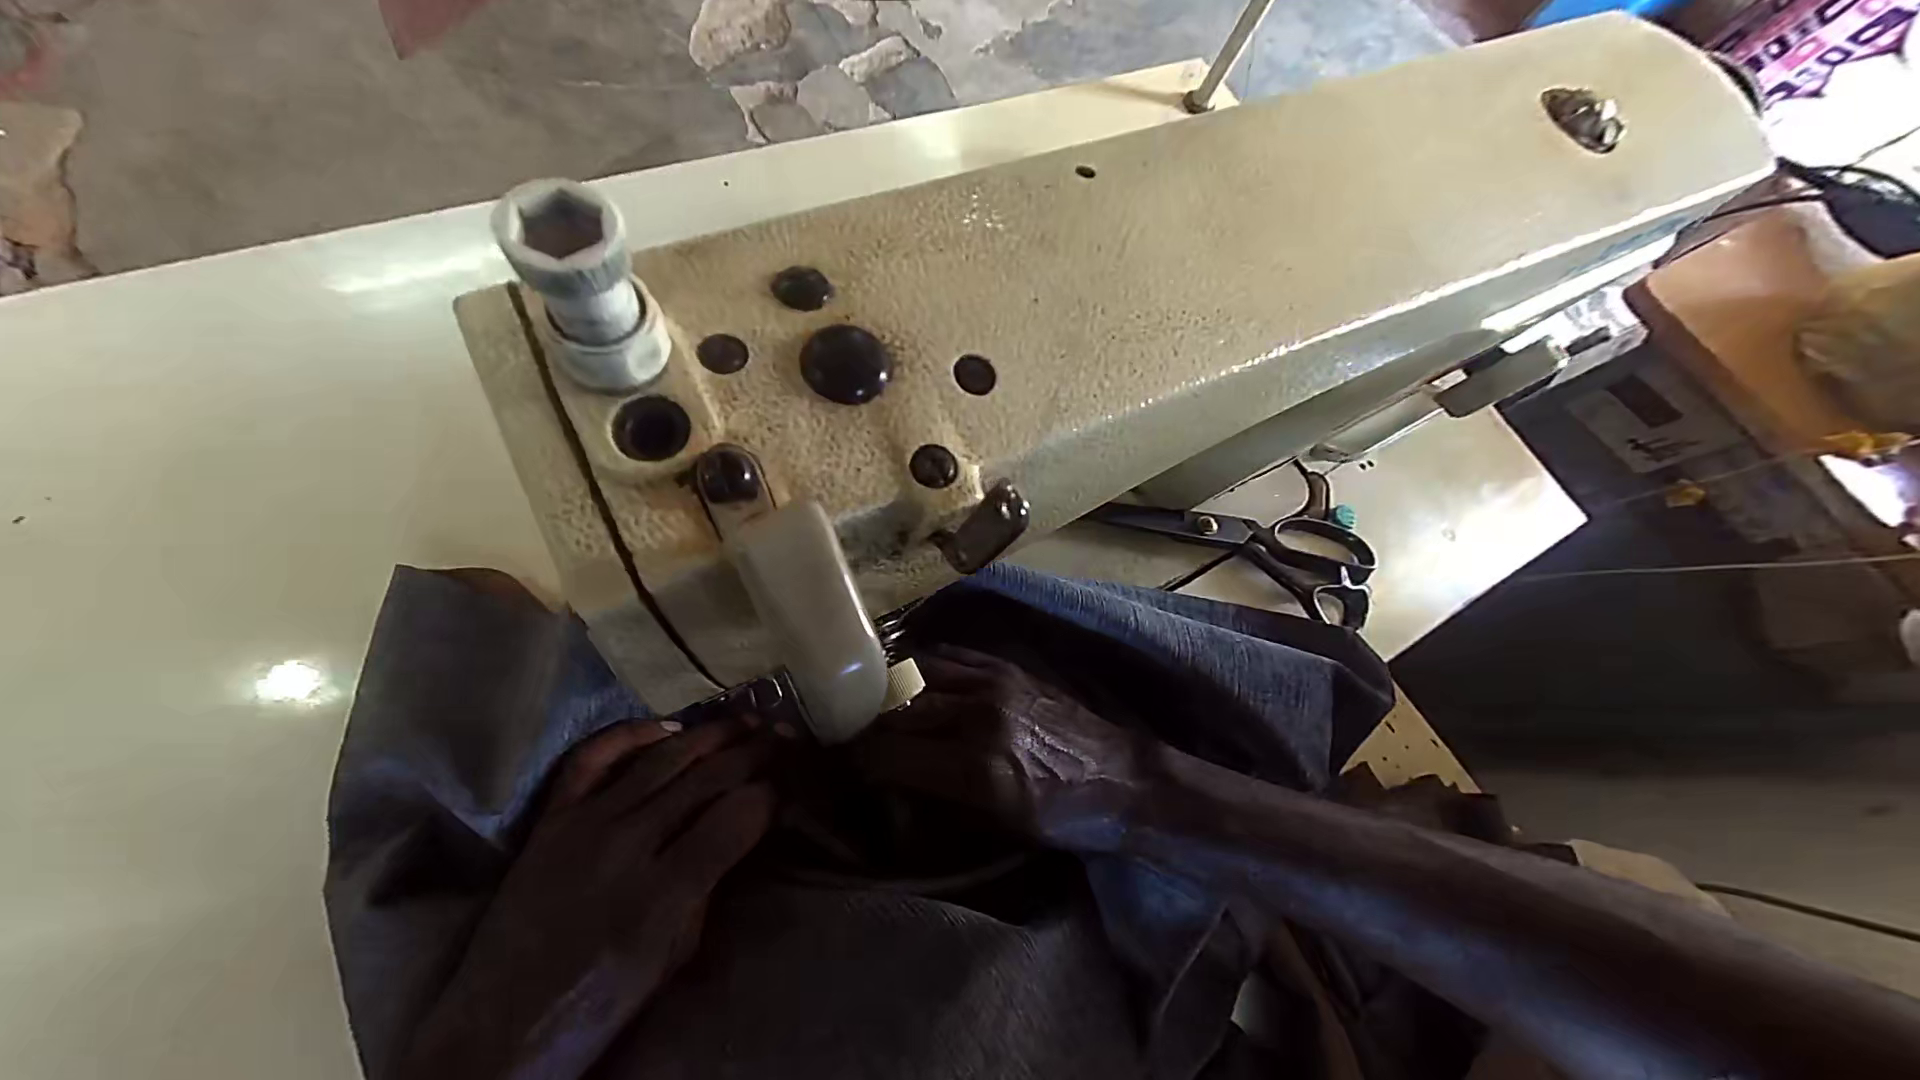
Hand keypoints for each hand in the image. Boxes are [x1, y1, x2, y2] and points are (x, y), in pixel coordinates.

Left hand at [402, 715, 777, 1079]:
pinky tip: (668, 727)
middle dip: (756, 751)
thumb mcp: (679, 952)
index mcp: (665, 893)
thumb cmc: (605, 1000)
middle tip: (784, 733)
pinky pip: (592, 757)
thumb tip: (744, 824)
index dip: (773, 790)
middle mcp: (628, 845)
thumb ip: (712, 882)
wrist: (500, 1029)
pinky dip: (632, 734)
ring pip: (662, 757)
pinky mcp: (552, 819)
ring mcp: (585, 824)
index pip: (738, 815)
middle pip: (708, 777)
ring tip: (745, 720)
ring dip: (711, 733)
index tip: (791, 778)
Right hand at [848, 645, 1152, 852]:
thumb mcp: (1000, 826)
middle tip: (847, 732)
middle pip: (899, 709)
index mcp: (977, 768)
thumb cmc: (1063, 817)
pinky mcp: (1007, 668)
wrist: (1124, 777)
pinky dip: (923, 665)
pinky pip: (951, 656)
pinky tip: (912, 676)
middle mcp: (980, 716)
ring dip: (889, 688)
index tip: (841, 765)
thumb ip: (939, 799)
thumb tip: (890, 784)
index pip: (892, 754)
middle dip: (865, 723)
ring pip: (919, 672)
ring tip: (872, 701)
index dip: (857, 760)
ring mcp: (994, 684)